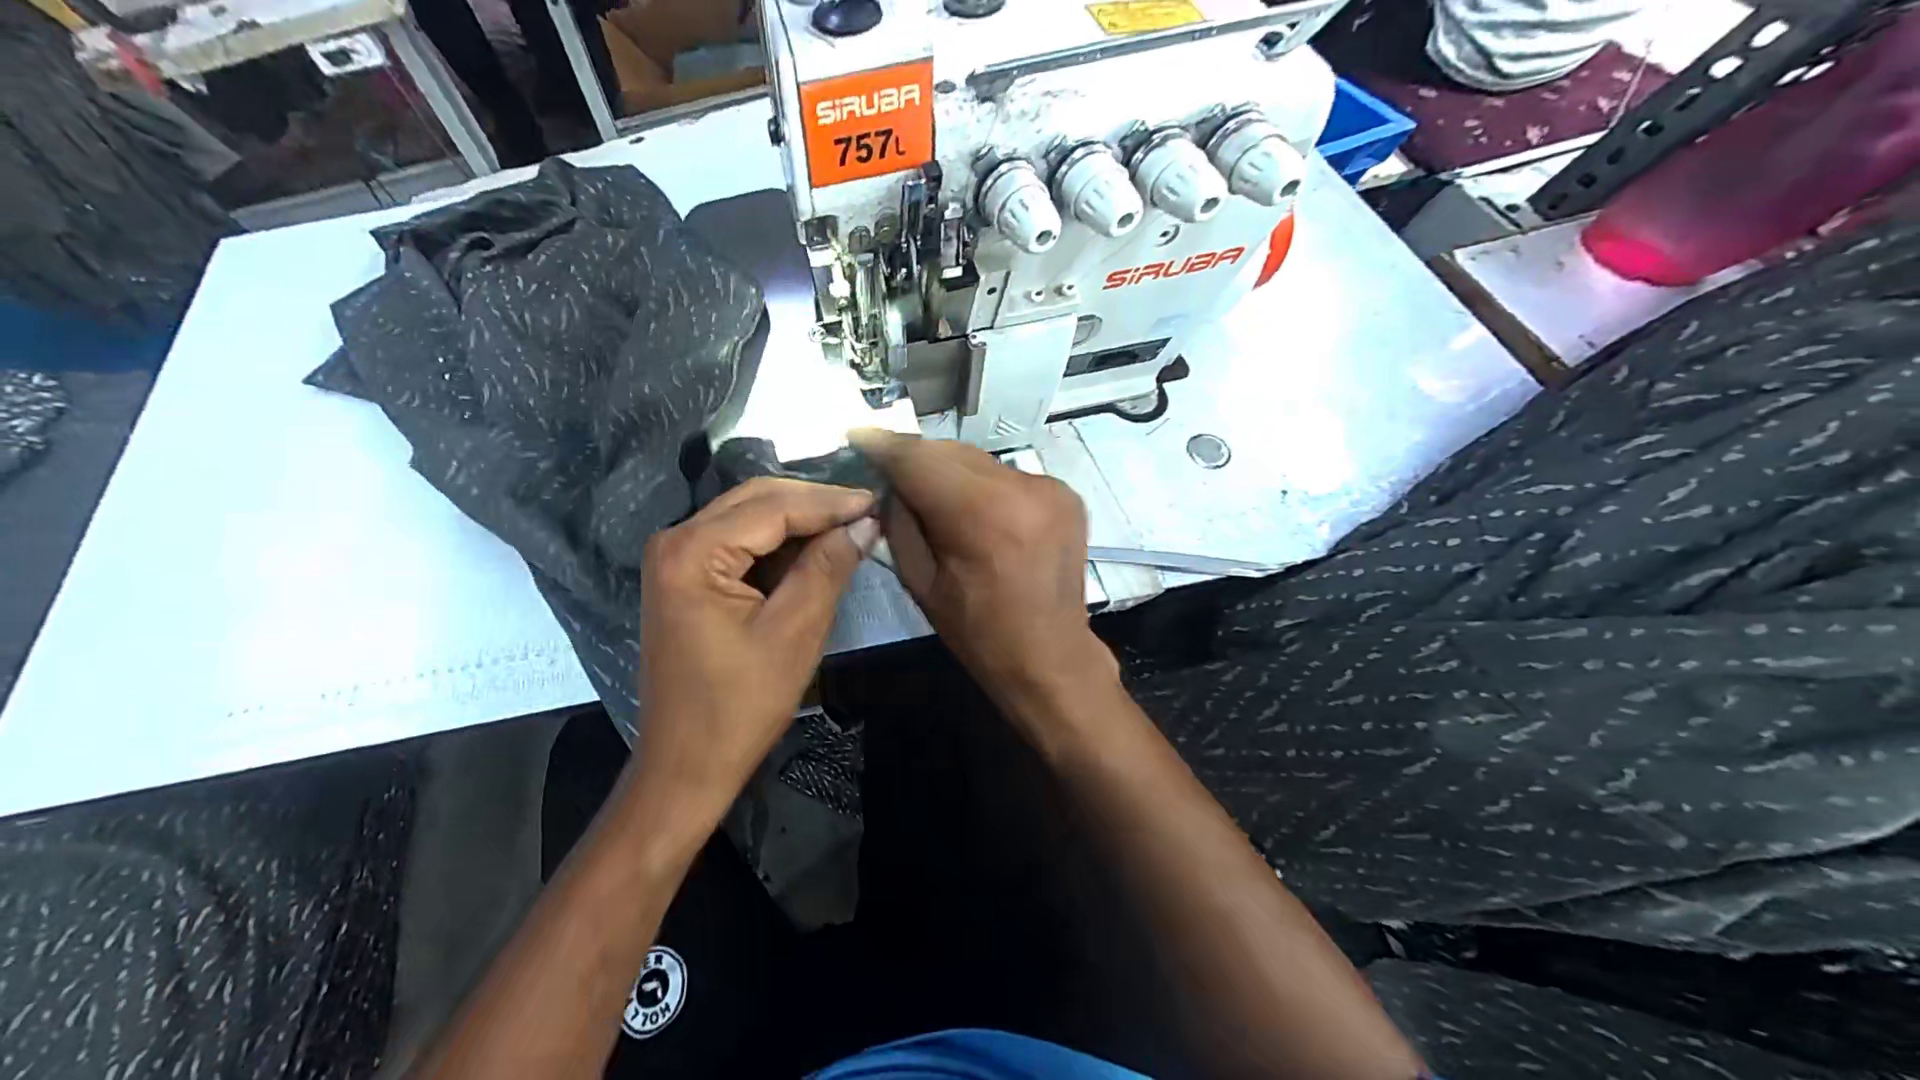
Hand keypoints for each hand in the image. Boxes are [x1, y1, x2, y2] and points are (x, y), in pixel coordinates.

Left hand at [637, 478, 877, 809]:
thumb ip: (827, 567)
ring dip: (800, 520)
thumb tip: (865, 522)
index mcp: (691, 552)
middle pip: (756, 500)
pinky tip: (816, 547)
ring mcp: (676, 559)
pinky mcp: (686, 578)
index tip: (878, 501)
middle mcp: (674, 541)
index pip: (772, 506)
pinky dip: (779, 542)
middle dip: (815, 503)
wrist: (688, 763)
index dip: (830, 501)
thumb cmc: (740, 704)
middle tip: (868, 511)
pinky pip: (739, 542)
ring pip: (749, 517)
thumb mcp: (795, 631)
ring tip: (851, 525)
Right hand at [851, 430, 1118, 723]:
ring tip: (935, 498)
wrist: (1050, 655)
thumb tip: (889, 482)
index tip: (859, 436)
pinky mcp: (1066, 493)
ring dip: (951, 472)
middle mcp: (1022, 489)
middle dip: (917, 459)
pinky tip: (979, 513)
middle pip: (951, 452)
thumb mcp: (921, 581)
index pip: (920, 460)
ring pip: (980, 460)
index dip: (885, 445)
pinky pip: (1007, 476)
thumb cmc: (978, 632)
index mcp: (982, 516)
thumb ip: (900, 522)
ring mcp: (1050, 487)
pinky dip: (985, 486)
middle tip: (890, 472)